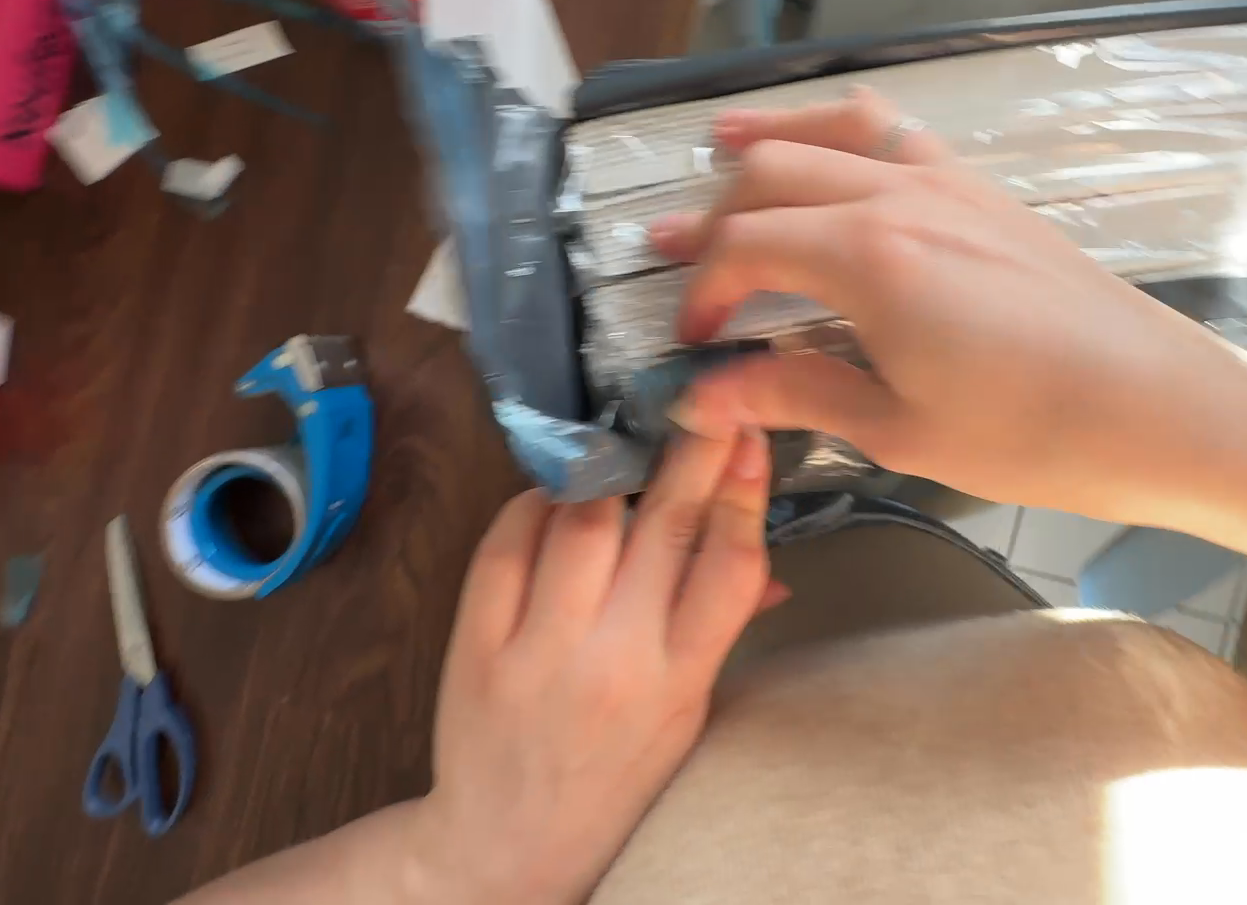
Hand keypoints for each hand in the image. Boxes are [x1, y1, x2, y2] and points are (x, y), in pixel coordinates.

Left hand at [412, 429, 781, 904]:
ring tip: (622, 453)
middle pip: (664, 527)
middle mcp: (613, 658)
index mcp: (679, 679)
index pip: (726, 566)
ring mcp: (537, 648)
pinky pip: (506, 541)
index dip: (744, 493)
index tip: (750, 437)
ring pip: (581, 519)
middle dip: (693, 454)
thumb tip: (770, 565)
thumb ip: (721, 628)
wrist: (509, 840)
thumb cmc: (618, 771)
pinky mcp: (476, 642)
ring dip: (609, 470)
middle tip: (707, 407)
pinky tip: (556, 491)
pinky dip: (536, 499)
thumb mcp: (689, 712)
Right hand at [651, 88, 1246, 526]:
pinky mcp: (980, 187)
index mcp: (868, 259)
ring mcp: (945, 180)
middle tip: (672, 255)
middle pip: (770, 176)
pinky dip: (837, 129)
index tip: (692, 338)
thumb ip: (791, 393)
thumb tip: (699, 397)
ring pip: (828, 131)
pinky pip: (891, 133)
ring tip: (715, 146)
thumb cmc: (1030, 436)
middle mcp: (897, 197)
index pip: (745, 248)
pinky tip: (823, 148)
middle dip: (711, 218)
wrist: (1161, 409)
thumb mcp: (896, 428)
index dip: (702, 289)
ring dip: (764, 142)